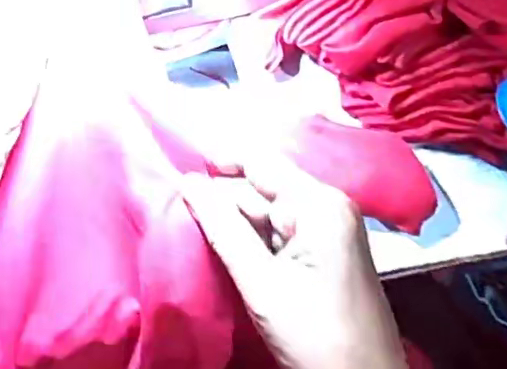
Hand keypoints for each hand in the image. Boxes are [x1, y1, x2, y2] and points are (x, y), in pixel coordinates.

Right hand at [182, 157, 405, 368]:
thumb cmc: (319, 343)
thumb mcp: (261, 284)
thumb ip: (221, 226)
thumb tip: (186, 181)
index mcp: (318, 204)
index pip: (255, 162)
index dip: (214, 166)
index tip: (178, 179)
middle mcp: (326, 206)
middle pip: (257, 187)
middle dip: (224, 205)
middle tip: (194, 227)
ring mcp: (328, 229)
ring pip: (263, 210)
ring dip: (237, 227)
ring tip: (215, 248)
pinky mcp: (325, 252)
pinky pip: (277, 230)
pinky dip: (254, 242)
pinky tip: (240, 261)